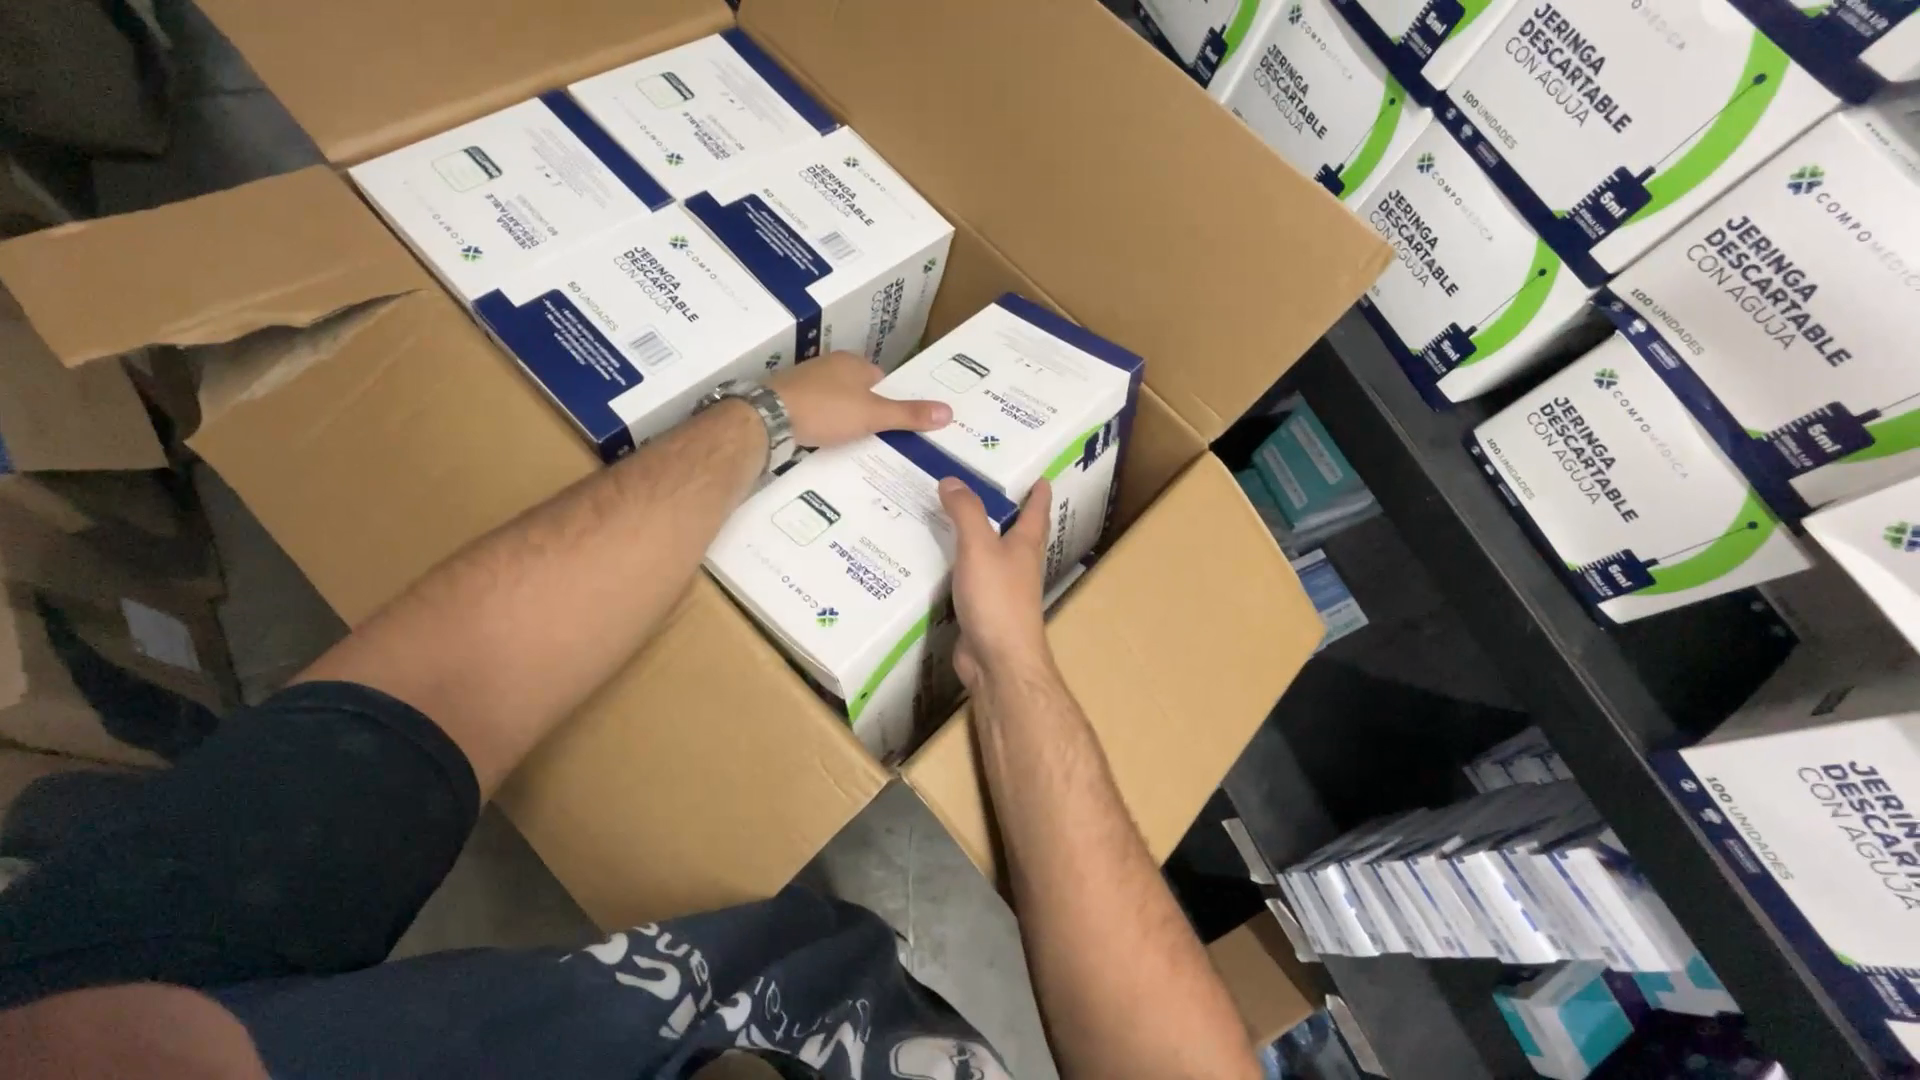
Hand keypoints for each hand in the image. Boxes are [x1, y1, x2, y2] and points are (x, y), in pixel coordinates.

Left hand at [768, 351, 950, 447]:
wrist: (768, 418)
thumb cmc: (826, 410)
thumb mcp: (873, 415)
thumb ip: (908, 415)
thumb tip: (948, 411)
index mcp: (853, 362)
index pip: (882, 379)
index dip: (889, 402)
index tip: (894, 426)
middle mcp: (829, 364)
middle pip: (858, 390)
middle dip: (866, 411)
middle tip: (876, 439)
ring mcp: (805, 380)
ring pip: (835, 401)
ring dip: (841, 419)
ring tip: (849, 444)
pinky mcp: (787, 397)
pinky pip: (814, 411)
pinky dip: (820, 424)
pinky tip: (821, 440)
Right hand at [939, 476, 1054, 690]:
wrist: (999, 661)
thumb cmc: (998, 599)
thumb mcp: (979, 548)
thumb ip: (966, 513)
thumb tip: (952, 480)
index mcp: (1026, 546)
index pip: (1036, 511)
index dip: (1038, 493)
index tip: (1040, 476)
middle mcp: (1019, 567)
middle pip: (1019, 534)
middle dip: (1012, 514)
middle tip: (992, 492)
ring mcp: (1003, 592)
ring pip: (994, 558)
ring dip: (982, 541)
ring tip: (957, 522)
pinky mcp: (984, 612)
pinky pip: (972, 582)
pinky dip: (961, 569)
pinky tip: (941, 565)